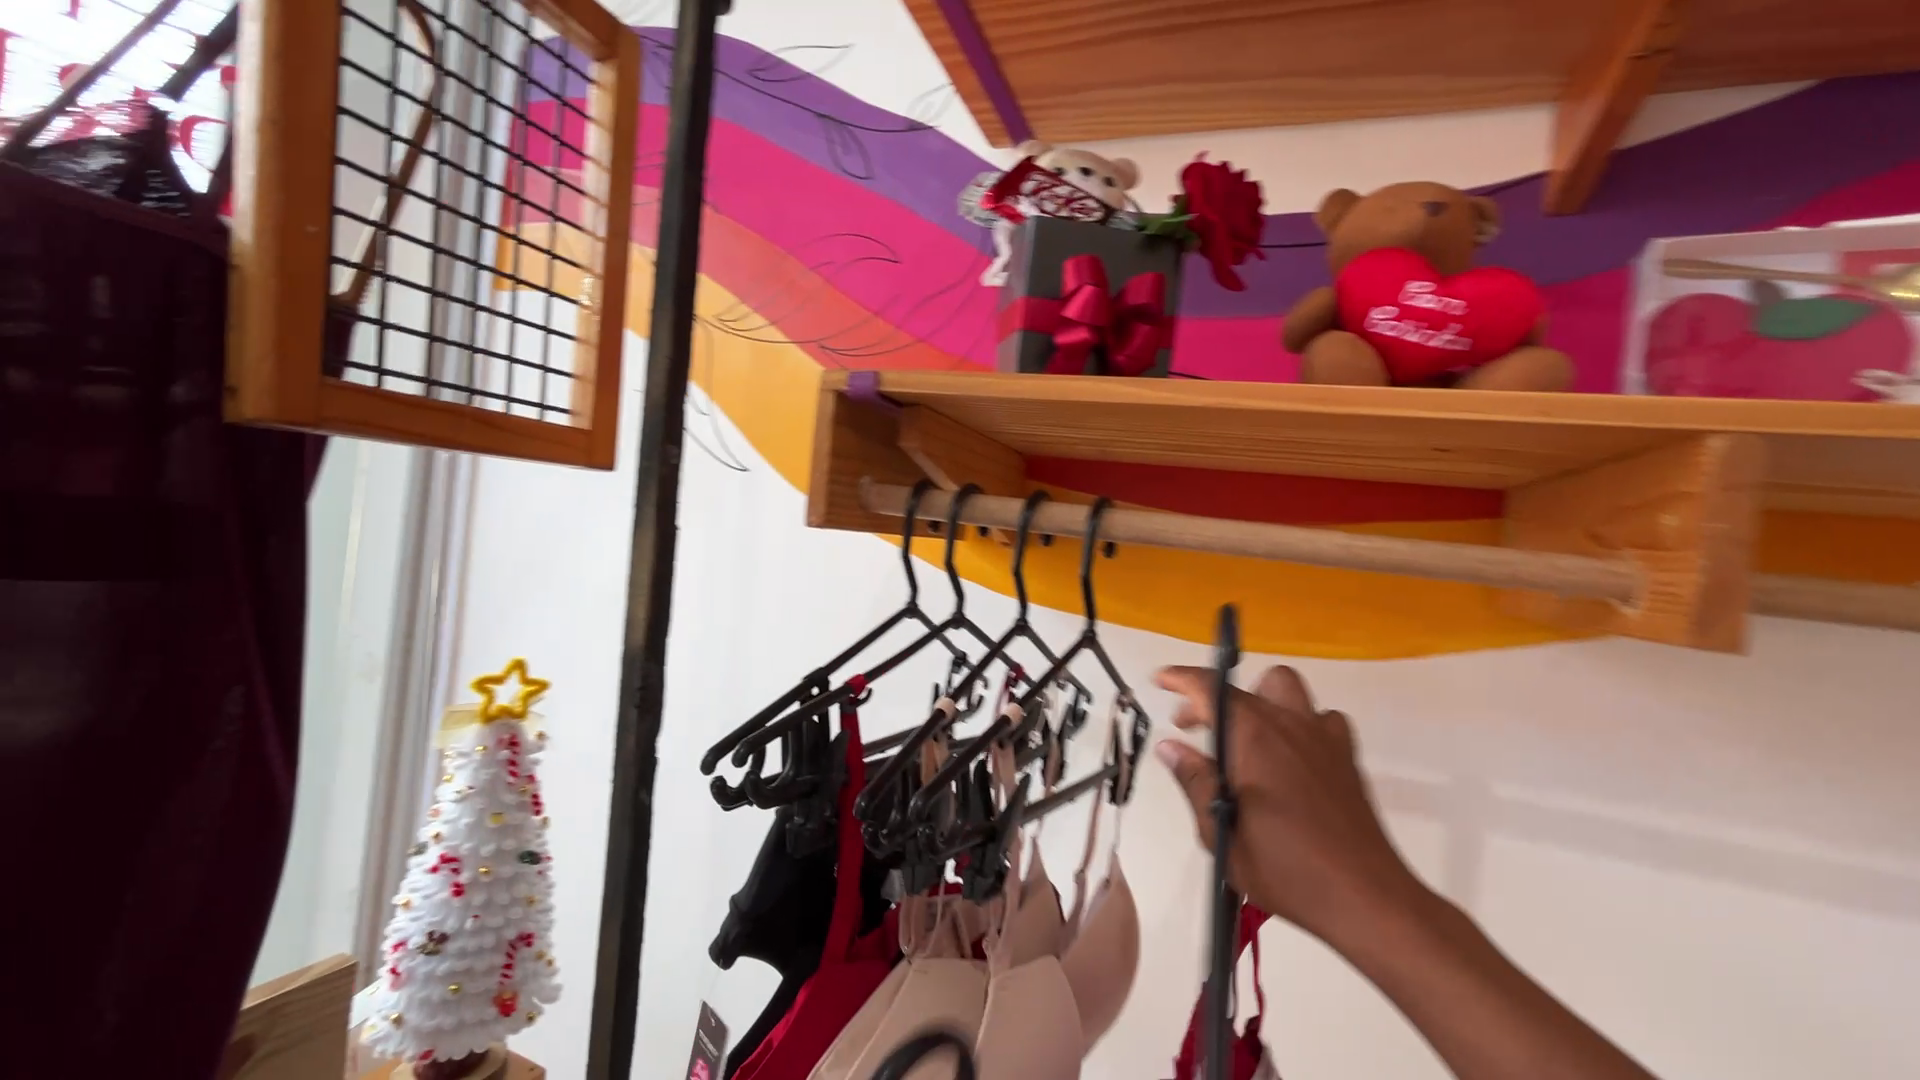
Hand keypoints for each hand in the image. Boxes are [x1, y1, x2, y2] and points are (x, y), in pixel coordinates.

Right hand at [1153, 664, 1425, 947]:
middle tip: (1192, 728)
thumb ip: (1195, 783)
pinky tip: (1287, 756)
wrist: (1365, 898)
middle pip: (1247, 685)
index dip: (1181, 679)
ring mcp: (1323, 738)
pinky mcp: (1345, 758)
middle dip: (1213, 697)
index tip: (1161, 680)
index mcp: (1254, 738)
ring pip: (1288, 689)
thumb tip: (1170, 747)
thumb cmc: (1286, 870)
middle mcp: (1289, 726)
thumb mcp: (1222, 834)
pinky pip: (1320, 719)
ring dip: (1259, 701)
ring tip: (1242, 736)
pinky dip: (1298, 724)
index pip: (1209, 689)